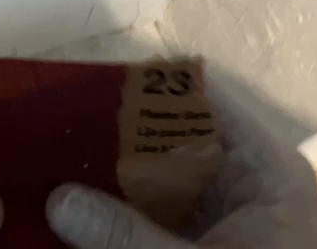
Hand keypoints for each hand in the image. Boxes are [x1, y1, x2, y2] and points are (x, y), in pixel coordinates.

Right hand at [46, 73, 316, 248]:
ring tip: (53, 156)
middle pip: (169, 132)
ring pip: (156, 171)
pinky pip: (154, 210)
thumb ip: (129, 236)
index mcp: (263, 167)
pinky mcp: (204, 242)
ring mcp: (224, 213)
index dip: (143, 84)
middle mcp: (243, 178)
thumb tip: (55, 198)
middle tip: (55, 123)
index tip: (84, 86)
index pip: (198, 95)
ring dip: (109, 171)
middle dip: (113, 131)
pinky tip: (77, 204)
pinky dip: (119, 208)